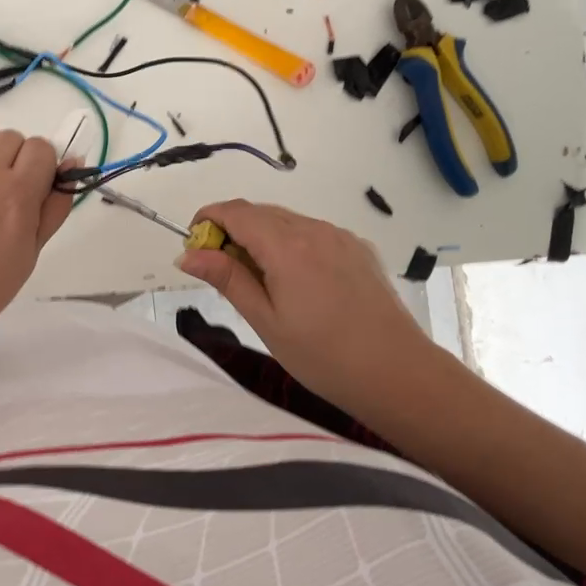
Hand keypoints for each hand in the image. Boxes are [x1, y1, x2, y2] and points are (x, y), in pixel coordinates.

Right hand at [176, 200, 435, 399]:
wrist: (398, 374)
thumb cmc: (322, 355)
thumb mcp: (265, 320)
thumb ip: (227, 279)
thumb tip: (187, 254)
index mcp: (286, 246)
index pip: (235, 211)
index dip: (208, 219)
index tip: (195, 246)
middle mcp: (314, 229)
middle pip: (260, 212)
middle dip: (232, 230)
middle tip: (221, 270)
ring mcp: (340, 237)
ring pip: (287, 221)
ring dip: (262, 237)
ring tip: (260, 281)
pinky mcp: (359, 250)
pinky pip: (313, 234)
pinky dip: (292, 244)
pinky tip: (297, 283)